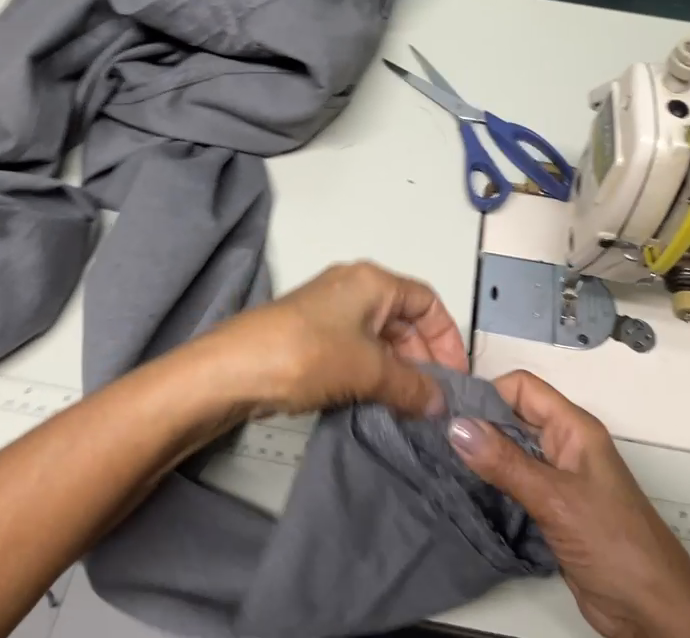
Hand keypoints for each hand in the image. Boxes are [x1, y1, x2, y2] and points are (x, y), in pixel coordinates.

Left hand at [199, 261, 468, 417]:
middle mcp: (353, 286)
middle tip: (432, 400)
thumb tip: (441, 403)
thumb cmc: (309, 354)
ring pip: (380, 338)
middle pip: (404, 319)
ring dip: (398, 370)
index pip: (427, 302)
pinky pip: (356, 349)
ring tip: (408, 407)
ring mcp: (329, 310)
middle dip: (422, 358)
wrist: (234, 370)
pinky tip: (376, 402)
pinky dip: (372, 373)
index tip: (454, 378)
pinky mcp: (310, 334)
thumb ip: (412, 386)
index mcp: (373, 281)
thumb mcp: (370, 370)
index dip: (447, 338)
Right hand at [448, 372, 689, 637]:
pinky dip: (491, 483)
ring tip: (442, 461)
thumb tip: (458, 426)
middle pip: (514, 416)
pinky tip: (466, 491)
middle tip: (435, 436)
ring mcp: (560, 480)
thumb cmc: (617, 546)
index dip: (487, 393)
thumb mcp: (555, 499)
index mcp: (575, 429)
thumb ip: (505, 463)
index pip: (523, 388)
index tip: (448, 411)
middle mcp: (566, 448)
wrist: (653, 612)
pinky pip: (515, 483)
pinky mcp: (553, 511)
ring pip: (512, 451)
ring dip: (482, 455)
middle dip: (478, 422)